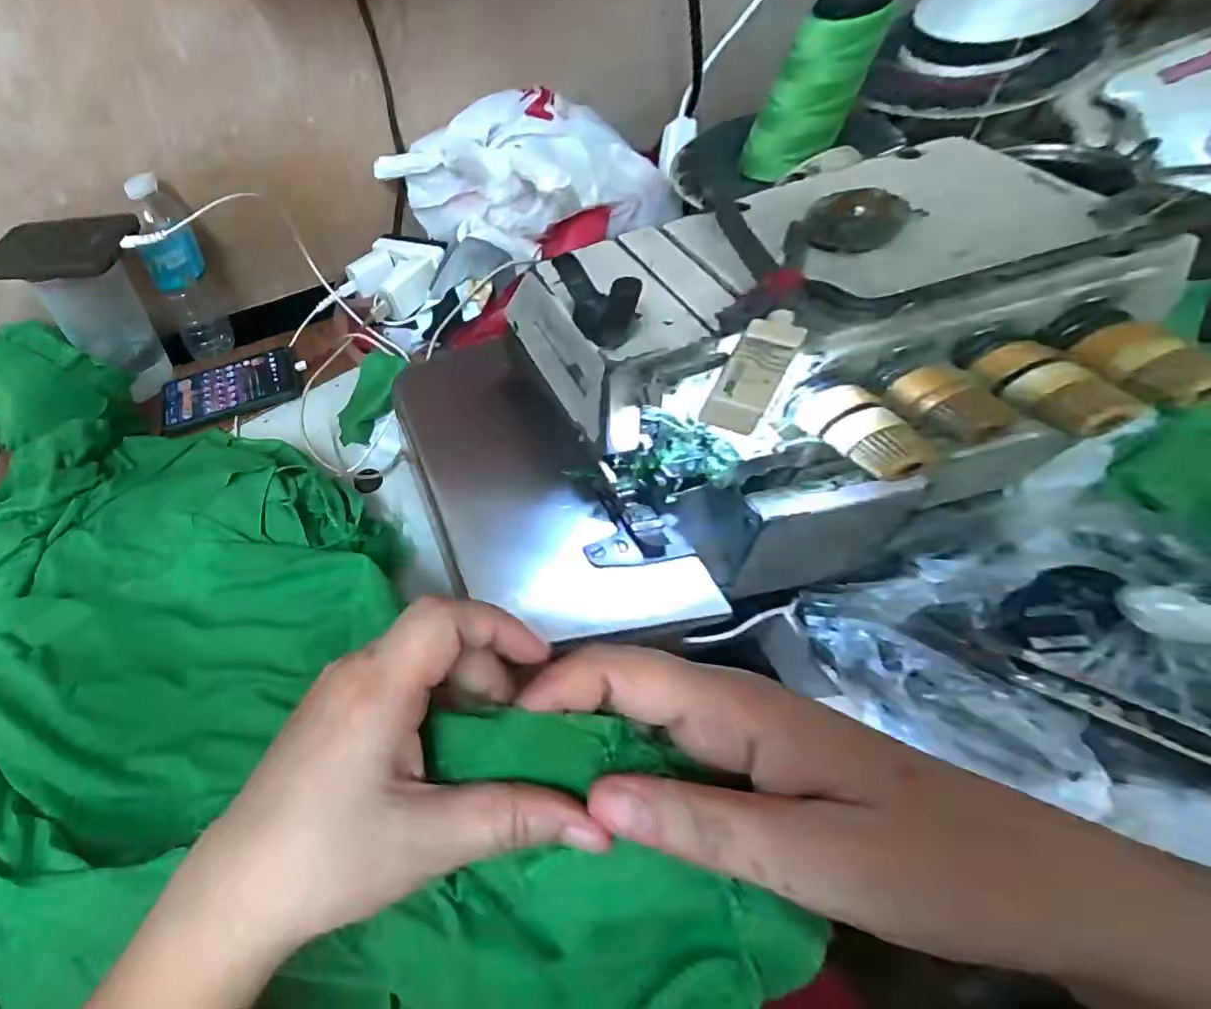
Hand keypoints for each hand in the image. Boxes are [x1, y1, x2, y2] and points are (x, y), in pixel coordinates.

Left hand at [89, 598, 607, 1007]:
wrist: (243, 880)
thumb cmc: (333, 855)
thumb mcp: (430, 838)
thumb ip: (513, 818)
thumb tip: (596, 823)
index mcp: (374, 683)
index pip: (440, 616)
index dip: (498, 626)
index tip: (543, 667)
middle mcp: (352, 670)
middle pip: (431, 638)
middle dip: (487, 671)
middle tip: (519, 731)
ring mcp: (335, 689)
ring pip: (413, 662)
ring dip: (461, 692)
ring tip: (490, 749)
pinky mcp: (329, 711)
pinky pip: (391, 684)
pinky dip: (432, 704)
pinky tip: (445, 755)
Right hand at [517, 644, 1210, 1007]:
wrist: (1055, 892)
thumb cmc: (938, 863)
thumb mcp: (817, 857)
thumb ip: (700, 824)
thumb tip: (589, 800)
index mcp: (729, 703)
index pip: (612, 668)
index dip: (552, 690)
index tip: (510, 738)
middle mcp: (718, 704)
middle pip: (610, 685)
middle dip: (550, 713)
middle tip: (504, 763)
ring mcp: (729, 732)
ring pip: (629, 719)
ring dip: (579, 744)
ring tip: (533, 784)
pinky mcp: (739, 764)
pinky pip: (656, 754)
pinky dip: (616, 773)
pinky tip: (599, 808)